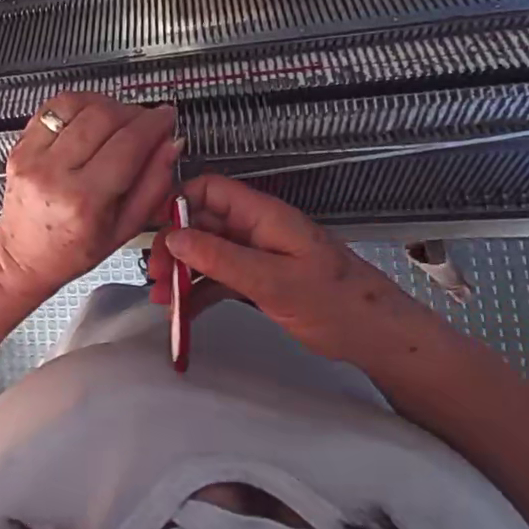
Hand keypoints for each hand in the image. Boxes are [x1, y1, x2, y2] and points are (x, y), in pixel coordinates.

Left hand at [0, 92, 181, 302]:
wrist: (23, 256)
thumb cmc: (71, 250)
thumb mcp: (125, 229)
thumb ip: (154, 184)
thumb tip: (171, 145)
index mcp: (85, 201)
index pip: (128, 144)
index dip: (154, 124)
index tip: (167, 118)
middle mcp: (54, 174)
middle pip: (104, 117)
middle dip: (134, 112)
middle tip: (146, 122)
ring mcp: (33, 157)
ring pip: (79, 105)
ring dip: (108, 104)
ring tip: (119, 120)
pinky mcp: (20, 146)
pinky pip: (54, 107)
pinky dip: (80, 105)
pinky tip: (90, 118)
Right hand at [146, 174, 430, 359]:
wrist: (376, 337)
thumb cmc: (335, 303)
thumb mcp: (274, 281)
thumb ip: (222, 258)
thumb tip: (175, 236)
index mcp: (264, 216)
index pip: (210, 190)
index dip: (178, 204)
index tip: (152, 232)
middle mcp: (257, 229)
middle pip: (202, 224)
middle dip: (174, 246)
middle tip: (155, 277)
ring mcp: (258, 256)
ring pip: (207, 254)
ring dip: (182, 273)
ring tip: (160, 299)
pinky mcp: (260, 280)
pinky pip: (220, 279)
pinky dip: (199, 291)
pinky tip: (181, 311)